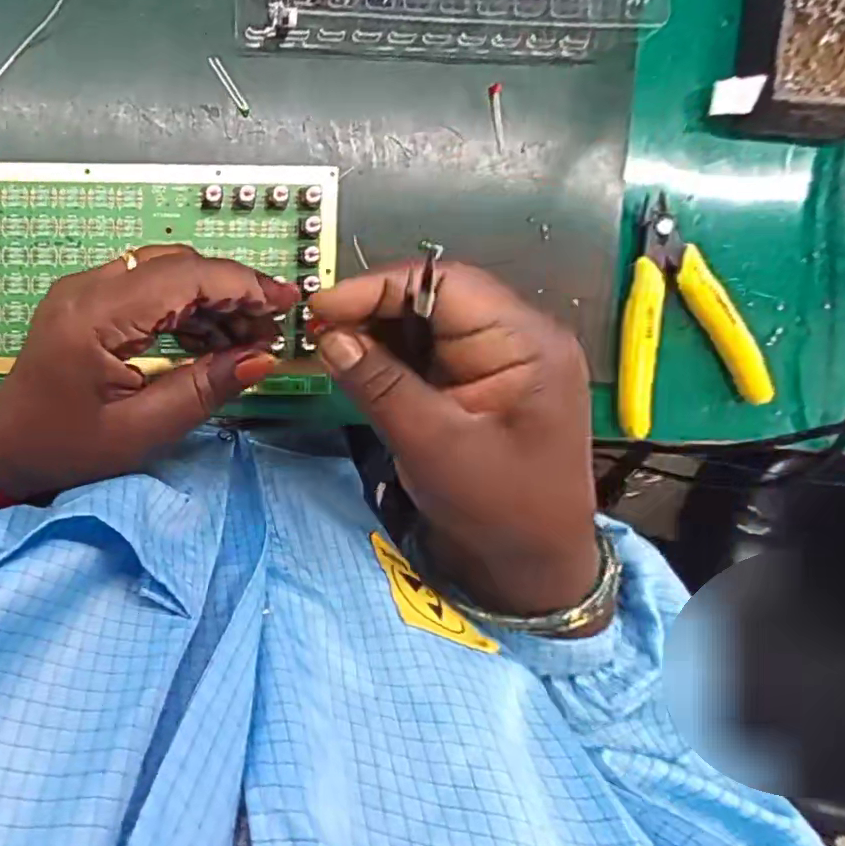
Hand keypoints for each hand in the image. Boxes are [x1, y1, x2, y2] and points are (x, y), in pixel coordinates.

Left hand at [0, 246, 301, 498]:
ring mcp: (80, 291)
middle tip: (266, 331)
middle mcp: (84, 289)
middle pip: (175, 266)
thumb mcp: (140, 428)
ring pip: (162, 272)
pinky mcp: (82, 302)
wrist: (6, 447)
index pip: (183, 276)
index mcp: (93, 317)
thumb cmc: (62, 447)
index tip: (285, 303)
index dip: (242, 284)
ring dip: (207, 299)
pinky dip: (179, 307)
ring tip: (242, 340)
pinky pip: (142, 288)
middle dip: (229, 291)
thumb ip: (204, 388)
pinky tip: (205, 339)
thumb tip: (261, 357)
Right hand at [307, 261, 600, 623]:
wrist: (529, 562)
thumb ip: (379, 384)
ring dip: (371, 330)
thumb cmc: (496, 505)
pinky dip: (381, 353)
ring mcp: (492, 359)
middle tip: (316, 331)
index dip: (376, 287)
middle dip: (369, 308)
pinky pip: (420, 350)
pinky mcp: (470, 379)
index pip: (444, 284)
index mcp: (523, 343)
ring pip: (420, 321)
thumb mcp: (431, 443)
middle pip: (431, 296)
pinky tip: (352, 364)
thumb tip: (329, 337)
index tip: (320, 309)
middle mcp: (512, 338)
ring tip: (326, 347)